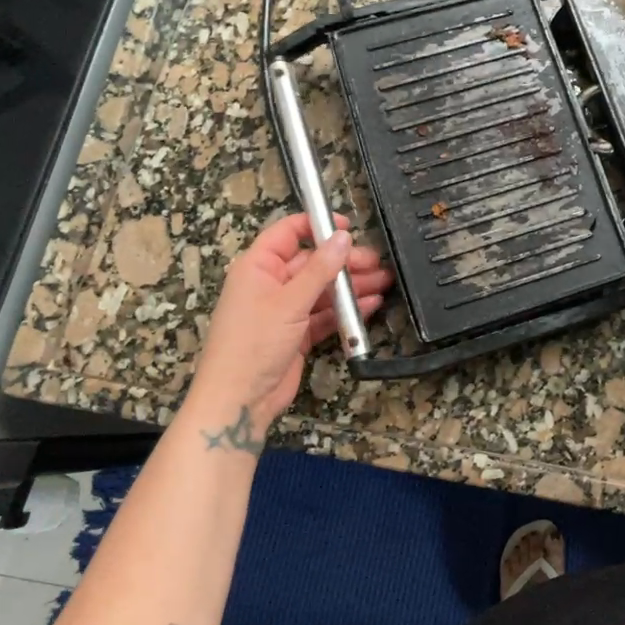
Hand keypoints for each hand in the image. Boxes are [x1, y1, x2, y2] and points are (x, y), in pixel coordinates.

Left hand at [189, 213, 391, 425]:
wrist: (239, 399)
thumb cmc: (254, 343)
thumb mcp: (289, 302)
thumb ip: (320, 269)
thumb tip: (343, 237)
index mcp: (259, 267)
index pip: (288, 233)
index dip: (317, 225)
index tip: (349, 227)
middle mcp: (271, 284)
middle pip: (313, 263)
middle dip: (345, 262)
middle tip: (377, 263)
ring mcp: (285, 310)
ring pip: (323, 289)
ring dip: (352, 286)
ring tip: (384, 282)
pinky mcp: (297, 334)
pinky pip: (326, 314)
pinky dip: (347, 310)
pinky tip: (371, 304)